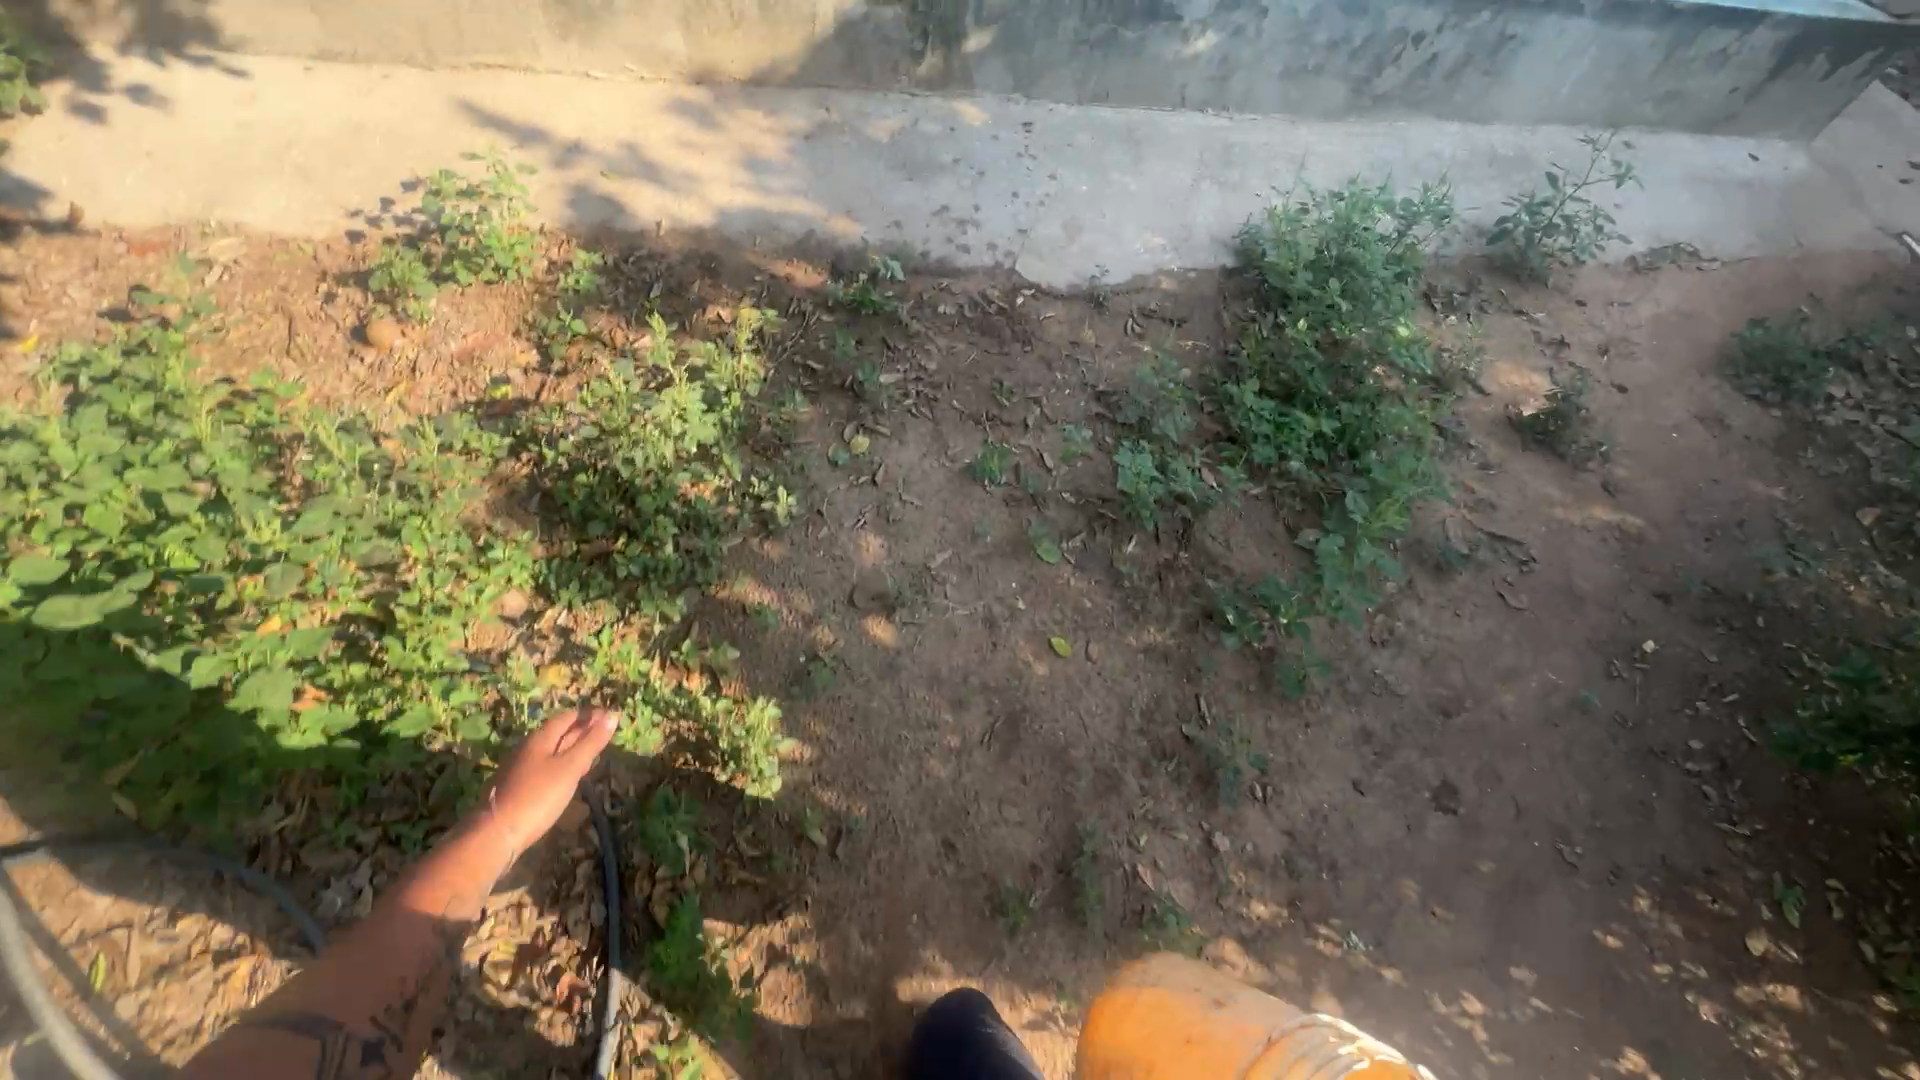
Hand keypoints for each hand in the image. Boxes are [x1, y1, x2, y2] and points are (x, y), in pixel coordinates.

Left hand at [475, 707, 617, 856]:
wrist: (495, 834)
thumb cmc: (537, 796)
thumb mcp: (570, 767)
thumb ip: (592, 742)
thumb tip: (613, 715)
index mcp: (540, 739)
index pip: (568, 717)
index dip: (589, 715)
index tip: (611, 716)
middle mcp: (528, 748)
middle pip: (559, 733)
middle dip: (582, 730)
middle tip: (606, 732)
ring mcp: (521, 768)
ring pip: (552, 751)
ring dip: (574, 748)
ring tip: (594, 752)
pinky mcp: (518, 787)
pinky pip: (546, 767)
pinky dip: (563, 764)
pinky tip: (570, 775)